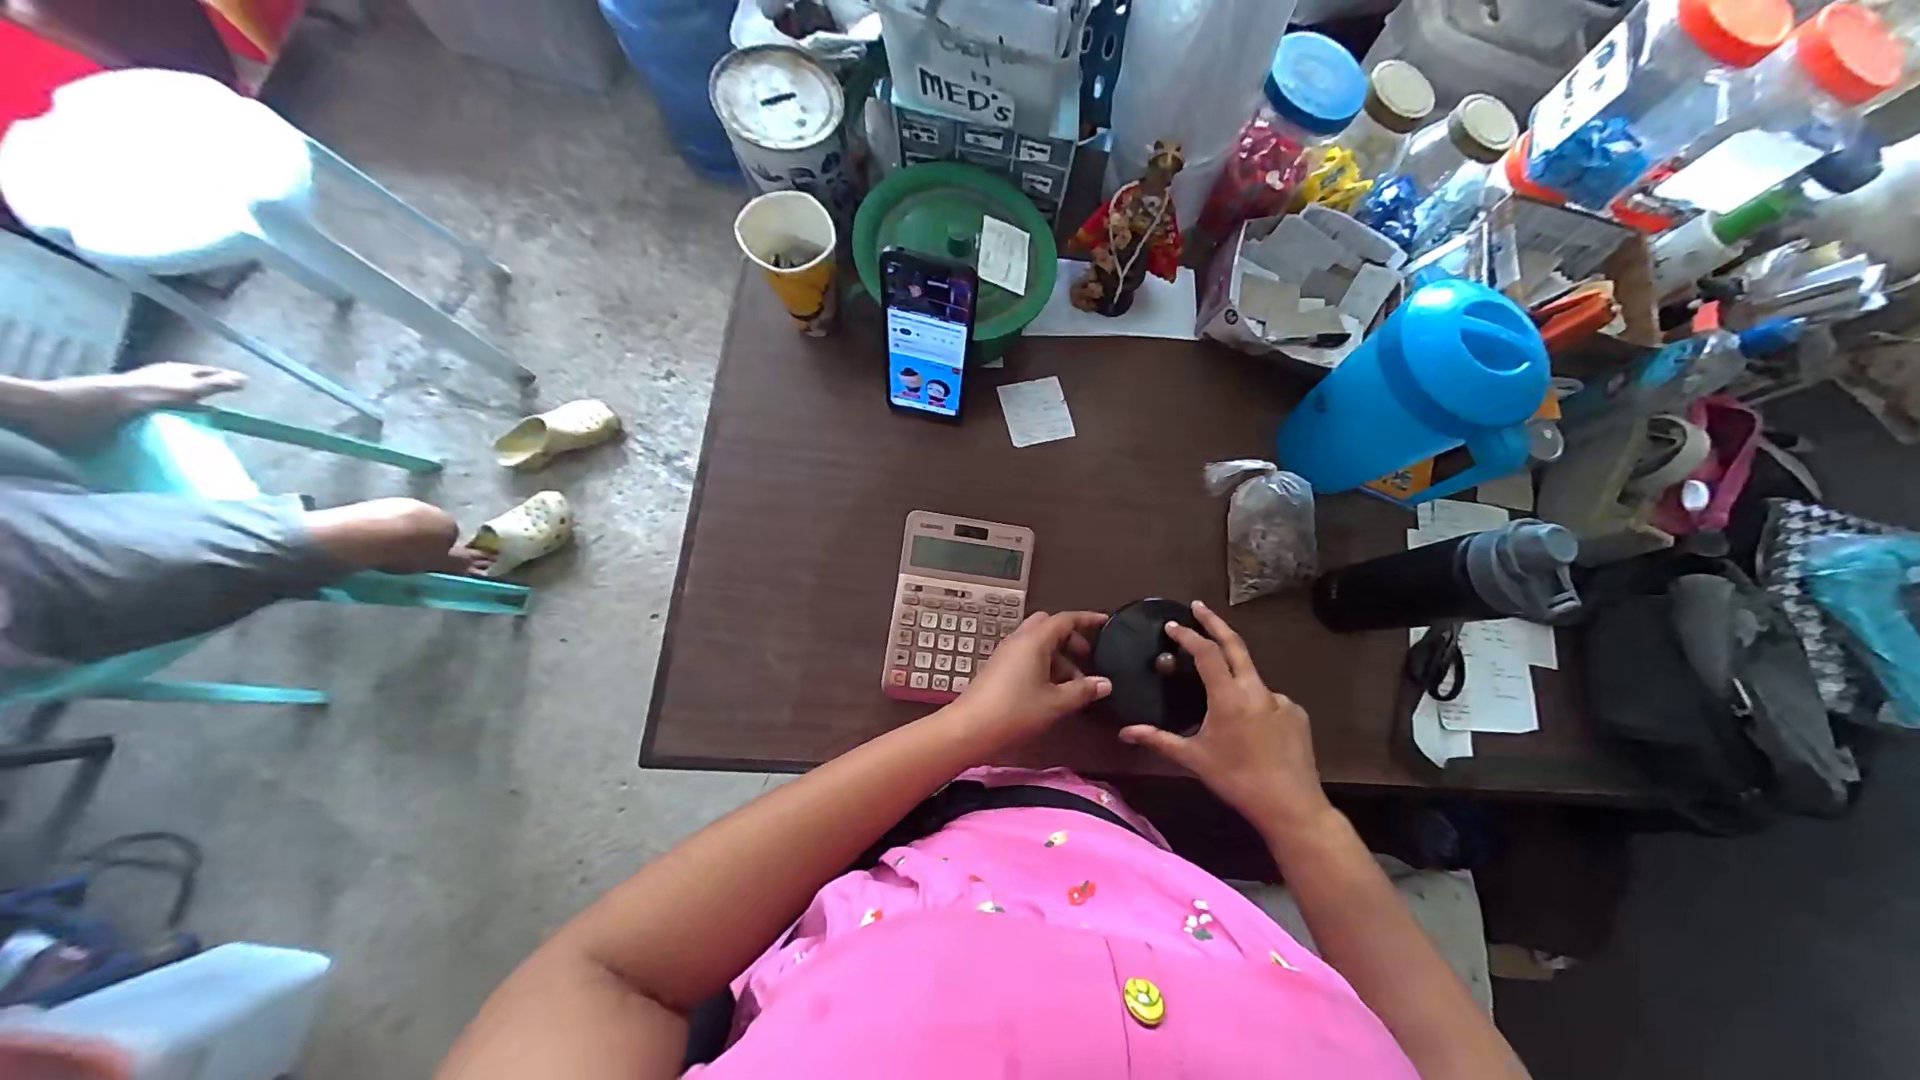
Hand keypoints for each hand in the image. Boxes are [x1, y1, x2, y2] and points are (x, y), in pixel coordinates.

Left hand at [29, 364, 247, 444]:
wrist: (20, 406)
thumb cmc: (64, 429)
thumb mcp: (105, 446)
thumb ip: (140, 452)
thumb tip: (168, 478)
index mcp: (147, 397)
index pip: (194, 387)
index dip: (221, 384)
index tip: (246, 382)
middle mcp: (141, 384)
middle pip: (184, 373)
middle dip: (213, 374)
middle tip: (237, 379)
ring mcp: (124, 379)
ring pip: (168, 369)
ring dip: (193, 371)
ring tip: (210, 375)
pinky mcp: (110, 381)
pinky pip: (151, 373)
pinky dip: (170, 374)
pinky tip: (171, 381)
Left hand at [952, 610, 1110, 747]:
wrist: (971, 727)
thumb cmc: (1016, 710)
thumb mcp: (1055, 702)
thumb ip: (1082, 690)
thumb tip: (1105, 683)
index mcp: (1034, 640)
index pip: (1065, 619)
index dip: (1086, 619)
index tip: (1104, 622)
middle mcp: (1019, 639)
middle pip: (1049, 626)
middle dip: (1071, 637)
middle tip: (1087, 657)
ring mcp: (1006, 652)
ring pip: (1038, 642)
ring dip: (1058, 655)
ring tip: (1074, 683)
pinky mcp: (999, 667)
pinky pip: (1027, 655)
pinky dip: (1044, 663)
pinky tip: (1052, 688)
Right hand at [1117, 600, 1332, 836]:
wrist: (1291, 807)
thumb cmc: (1236, 780)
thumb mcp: (1193, 759)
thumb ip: (1159, 739)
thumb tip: (1125, 732)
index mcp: (1229, 697)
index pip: (1206, 653)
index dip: (1188, 635)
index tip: (1172, 625)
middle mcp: (1256, 690)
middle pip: (1234, 645)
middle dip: (1214, 622)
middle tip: (1198, 606)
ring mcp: (1280, 700)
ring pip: (1251, 677)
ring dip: (1233, 674)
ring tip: (1219, 697)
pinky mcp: (1296, 714)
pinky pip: (1268, 698)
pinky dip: (1253, 701)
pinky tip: (1248, 724)